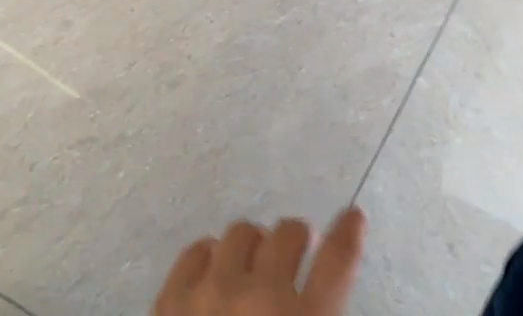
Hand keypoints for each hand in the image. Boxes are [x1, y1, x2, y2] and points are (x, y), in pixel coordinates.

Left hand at [153, 210, 366, 315]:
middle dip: (296, 239)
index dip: (348, 233)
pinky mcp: (170, 300)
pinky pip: (196, 250)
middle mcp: (263, 297)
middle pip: (288, 234)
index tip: (353, 217)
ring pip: (241, 233)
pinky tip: (213, 274)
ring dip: (254, 246)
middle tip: (294, 253)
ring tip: (252, 265)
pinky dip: (209, 257)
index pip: (338, 261)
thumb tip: (322, 306)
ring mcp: (212, 293)